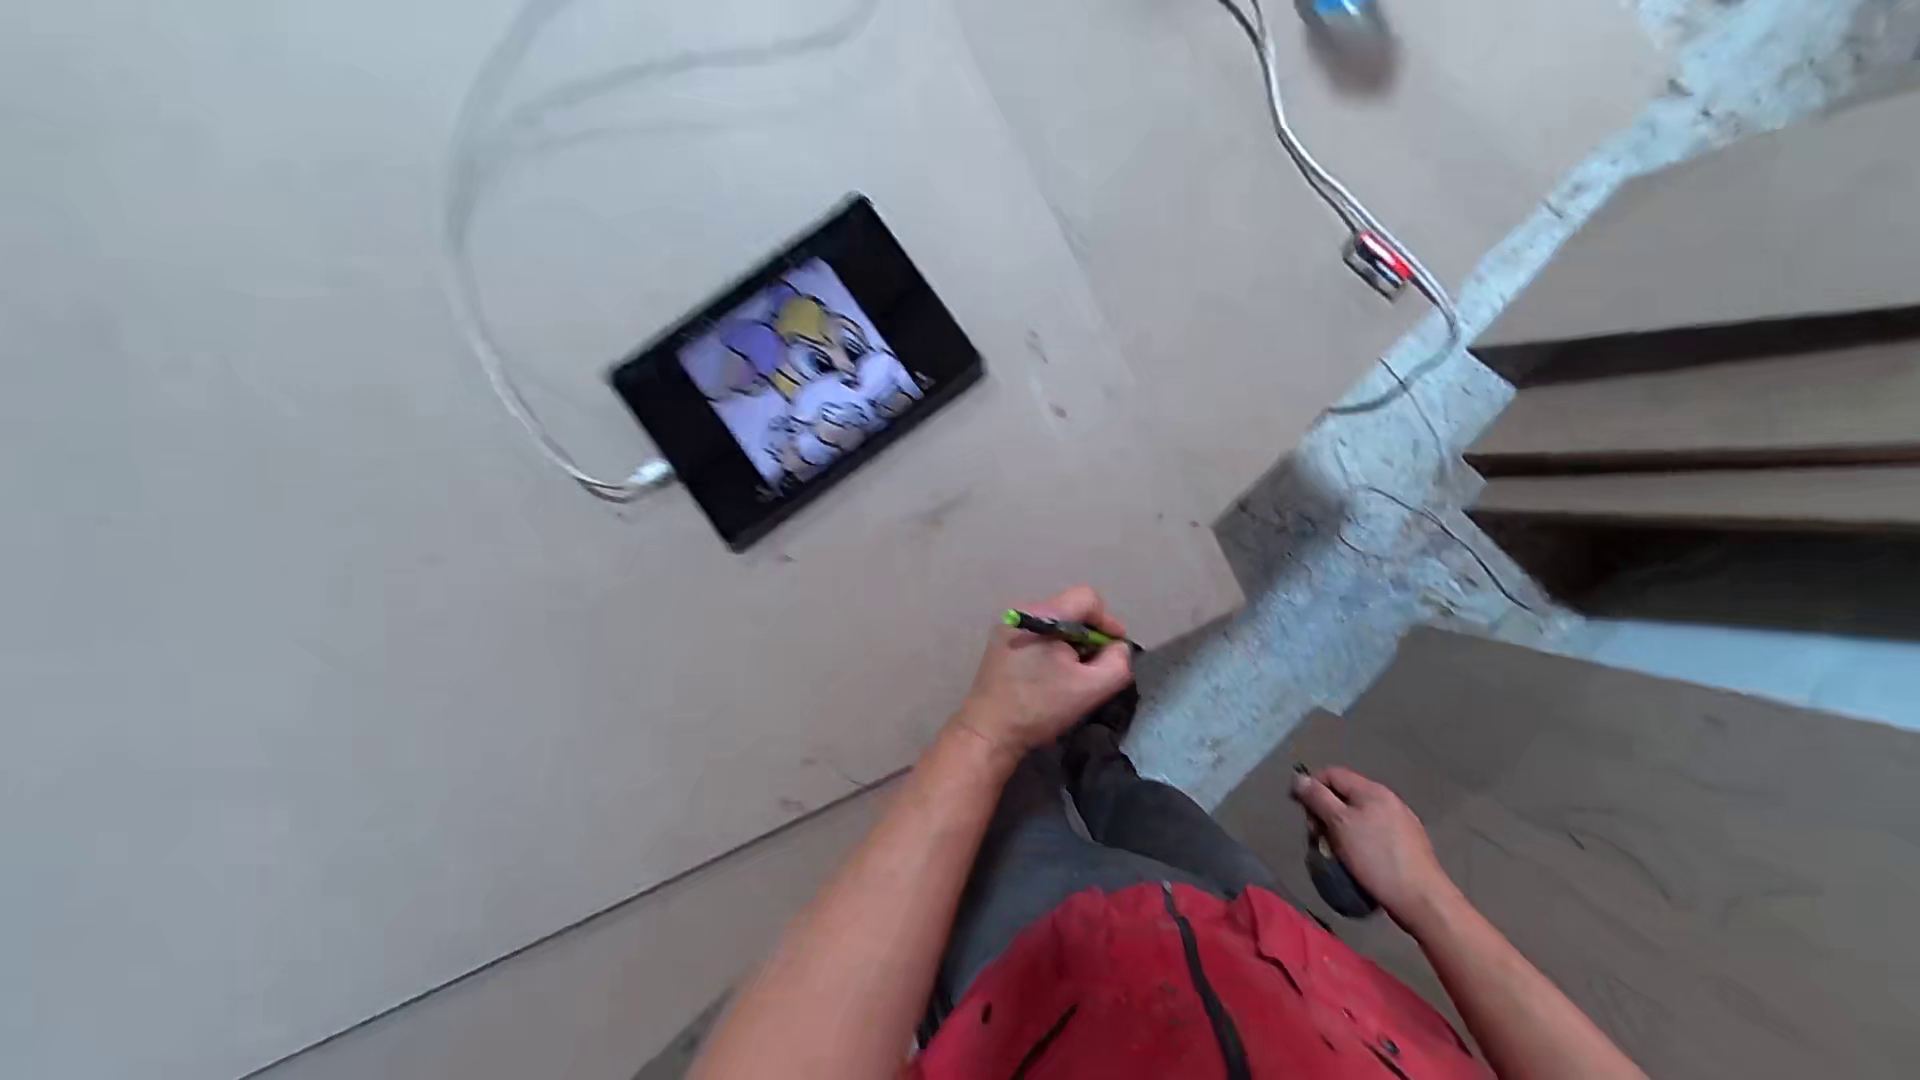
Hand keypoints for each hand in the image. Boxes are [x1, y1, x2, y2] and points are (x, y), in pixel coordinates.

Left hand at [949, 586, 1133, 758]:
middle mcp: (1022, 611)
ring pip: (1055, 624)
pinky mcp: (1000, 643)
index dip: (1108, 622)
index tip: (1113, 651)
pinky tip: (1050, 676)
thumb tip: (1117, 646)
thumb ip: (1118, 662)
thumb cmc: (1040, 707)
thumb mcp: (1091, 688)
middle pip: (1070, 610)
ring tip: (1071, 675)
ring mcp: (1007, 626)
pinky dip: (1052, 650)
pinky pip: (1038, 635)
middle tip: (1093, 667)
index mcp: (1043, 615)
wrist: (989, 731)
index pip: (1088, 598)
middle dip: (1089, 636)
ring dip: (1071, 645)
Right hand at [1292, 766, 1460, 930]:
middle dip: (1325, 810)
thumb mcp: (1339, 824)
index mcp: (1372, 790)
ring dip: (1340, 827)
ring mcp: (1400, 821)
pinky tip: (1358, 857)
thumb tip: (1299, 778)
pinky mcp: (1406, 842)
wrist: (1423, 901)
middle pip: (1344, 794)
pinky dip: (1358, 838)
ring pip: (1357, 814)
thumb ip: (1317, 797)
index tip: (1303, 812)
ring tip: (1336, 849)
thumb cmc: (1376, 858)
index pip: (1331, 773)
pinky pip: (1372, 830)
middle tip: (1318, 834)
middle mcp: (1388, 799)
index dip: (1312, 787)